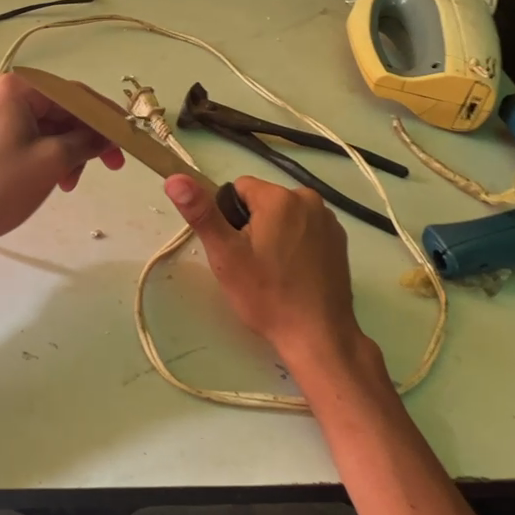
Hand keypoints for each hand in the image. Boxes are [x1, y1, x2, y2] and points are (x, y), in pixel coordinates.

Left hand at [0, 73, 124, 250]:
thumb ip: (87, 141)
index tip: (129, 138)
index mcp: (18, 87)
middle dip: (87, 138)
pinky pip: (31, 137)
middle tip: (111, 166)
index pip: (76, 93)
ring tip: (71, 183)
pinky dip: (50, 156)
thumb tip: (109, 135)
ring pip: (49, 126)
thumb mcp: (52, 161)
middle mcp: (4, 92)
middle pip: (63, 109)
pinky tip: (56, 181)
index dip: (106, 115)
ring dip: (69, 151)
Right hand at [164, 174, 365, 364]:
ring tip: (274, 272)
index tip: (236, 249)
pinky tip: (295, 274)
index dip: (230, 218)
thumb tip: (175, 179)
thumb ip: (201, 213)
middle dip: (253, 226)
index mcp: (279, 197)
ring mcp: (328, 219)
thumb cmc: (266, 295)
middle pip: (263, 202)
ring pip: (285, 216)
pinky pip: (306, 230)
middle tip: (252, 265)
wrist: (318, 335)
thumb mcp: (225, 255)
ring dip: (276, 234)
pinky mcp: (340, 239)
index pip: (239, 189)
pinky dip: (297, 244)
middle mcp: (308, 198)